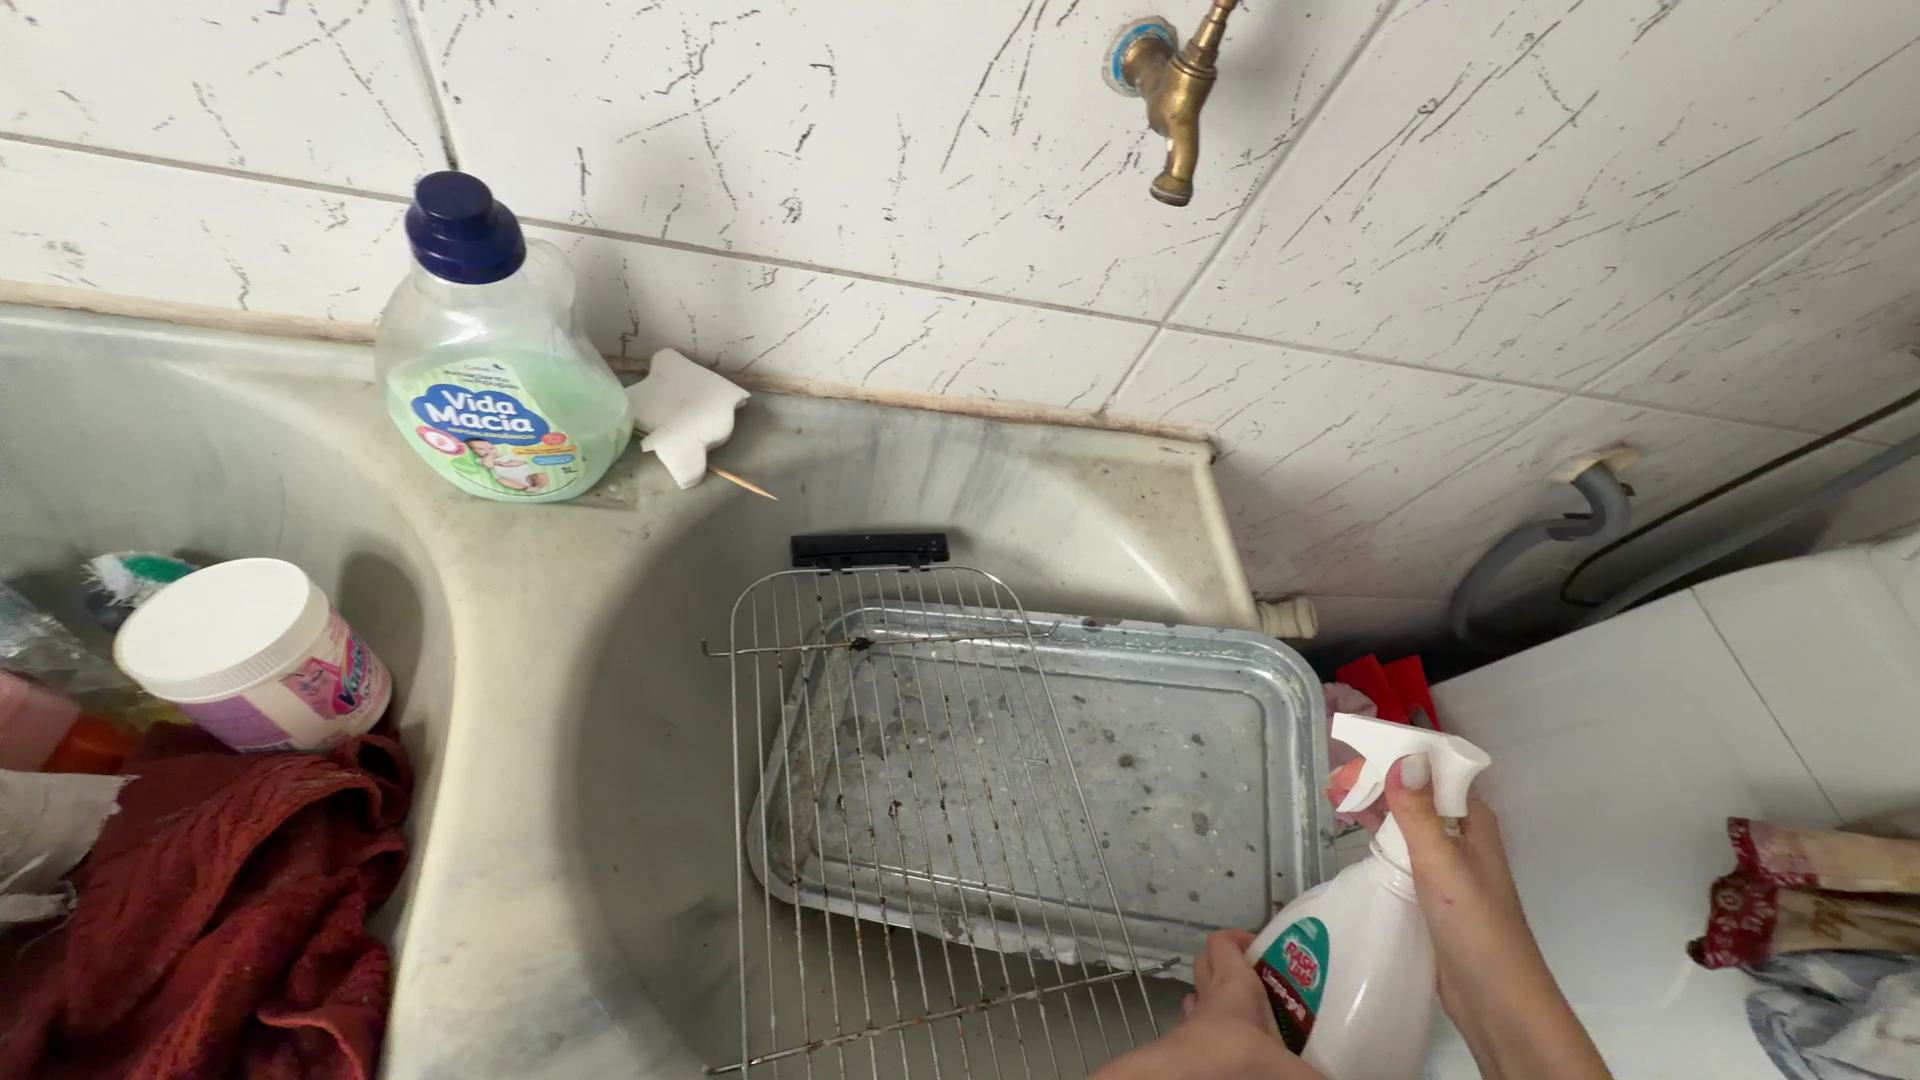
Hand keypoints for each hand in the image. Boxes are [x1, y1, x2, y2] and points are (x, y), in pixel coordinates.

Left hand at [1090, 930, 1323, 1079]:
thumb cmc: (1240, 1063)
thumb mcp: (1297, 1073)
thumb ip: (1324, 1076)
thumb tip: (1358, 1077)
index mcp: (1233, 987)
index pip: (1223, 942)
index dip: (1239, 939)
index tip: (1263, 949)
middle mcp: (1208, 1000)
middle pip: (1206, 967)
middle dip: (1227, 970)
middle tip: (1264, 990)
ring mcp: (1191, 1028)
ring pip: (1197, 1003)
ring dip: (1216, 1009)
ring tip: (1250, 1028)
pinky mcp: (1182, 1055)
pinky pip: (1194, 1039)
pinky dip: (1210, 1044)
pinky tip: (1235, 1062)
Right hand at [1330, 757, 1610, 1079]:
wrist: (1496, 1002)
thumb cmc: (1476, 929)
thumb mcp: (1442, 866)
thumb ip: (1418, 814)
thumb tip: (1403, 757)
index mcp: (1472, 821)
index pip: (1435, 768)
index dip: (1398, 752)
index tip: (1356, 744)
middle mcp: (1461, 834)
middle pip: (1416, 790)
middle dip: (1377, 776)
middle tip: (1334, 778)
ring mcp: (1446, 861)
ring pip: (1405, 817)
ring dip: (1373, 803)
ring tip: (1334, 797)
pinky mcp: (1431, 886)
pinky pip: (1399, 845)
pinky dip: (1375, 831)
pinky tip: (1352, 831)